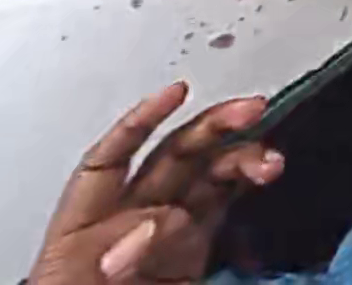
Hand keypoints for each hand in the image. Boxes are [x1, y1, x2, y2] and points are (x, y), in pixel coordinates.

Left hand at [30, 83, 284, 284]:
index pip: (107, 162)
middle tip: (251, 109)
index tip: (175, 93)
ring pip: (207, 175)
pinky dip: (247, 182)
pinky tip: (265, 174)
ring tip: (271, 161)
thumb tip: (154, 221)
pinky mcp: (193, 253)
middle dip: (214, 126)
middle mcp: (127, 224)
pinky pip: (222, 204)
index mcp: (81, 236)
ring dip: (242, 157)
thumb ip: (118, 258)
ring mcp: (164, 237)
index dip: (138, 122)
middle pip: (171, 156)